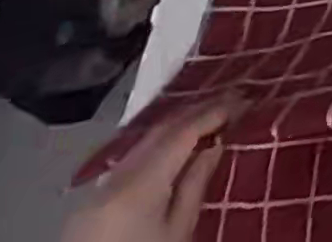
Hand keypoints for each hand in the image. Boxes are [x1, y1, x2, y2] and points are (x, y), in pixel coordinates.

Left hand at [63, 102, 230, 241]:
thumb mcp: (179, 233)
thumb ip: (196, 184)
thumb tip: (214, 146)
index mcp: (138, 186)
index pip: (182, 133)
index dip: (214, 113)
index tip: (243, 101)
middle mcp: (114, 180)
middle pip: (160, 132)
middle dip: (196, 113)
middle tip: (231, 101)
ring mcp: (95, 192)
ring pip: (143, 143)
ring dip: (177, 127)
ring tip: (209, 118)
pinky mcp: (88, 206)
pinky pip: (130, 161)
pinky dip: (158, 146)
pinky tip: (176, 147)